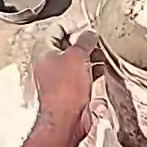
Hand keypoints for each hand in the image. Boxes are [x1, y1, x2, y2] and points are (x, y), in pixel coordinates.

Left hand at [18, 31, 98, 146]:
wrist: (66, 120)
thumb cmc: (65, 89)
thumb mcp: (78, 57)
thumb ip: (85, 41)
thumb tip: (90, 33)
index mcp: (44, 51)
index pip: (57, 30)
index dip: (73, 26)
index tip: (87, 28)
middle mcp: (48, 63)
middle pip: (67, 45)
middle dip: (83, 43)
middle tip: (97, 41)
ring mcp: (58, 78)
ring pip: (75, 60)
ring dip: (89, 56)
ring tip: (102, 54)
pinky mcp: (68, 90)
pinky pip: (80, 75)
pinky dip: (91, 70)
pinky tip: (101, 69)